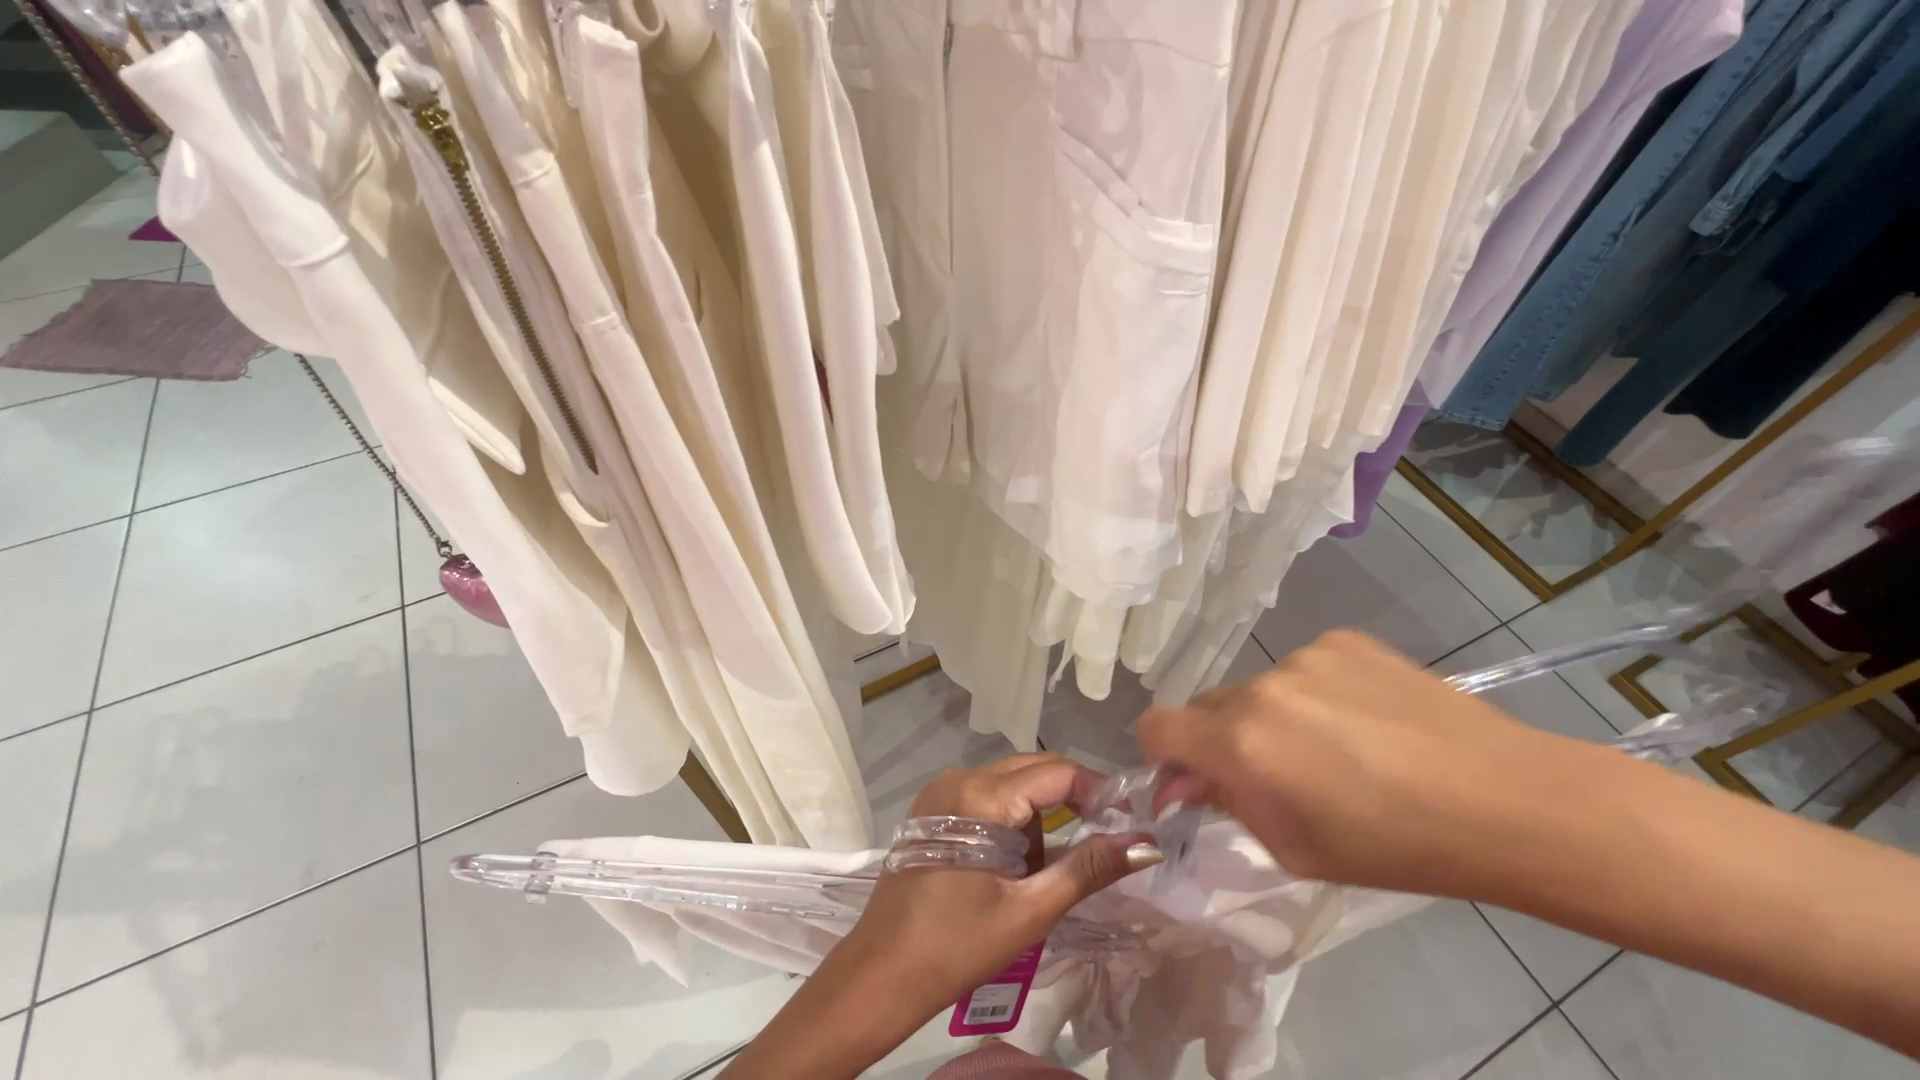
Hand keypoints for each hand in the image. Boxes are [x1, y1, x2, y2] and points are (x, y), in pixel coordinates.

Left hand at [836, 754, 1162, 1006]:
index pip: (1057, 772)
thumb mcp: (1030, 911)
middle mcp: (958, 779)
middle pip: (1033, 769)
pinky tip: (1008, 865)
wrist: (882, 973)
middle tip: (1097, 845)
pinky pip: (986, 797)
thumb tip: (1145, 843)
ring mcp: (940, 791)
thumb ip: (1088, 869)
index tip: (1125, 824)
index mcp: (980, 797)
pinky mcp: (931, 809)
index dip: (1098, 792)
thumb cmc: (956, 946)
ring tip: (1034, 874)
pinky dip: (1009, 820)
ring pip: (1011, 783)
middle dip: (1070, 801)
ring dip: (1037, 816)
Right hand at [1139, 630, 1607, 897]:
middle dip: (1221, 741)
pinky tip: (1365, 723)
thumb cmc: (1392, 847)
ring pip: (1259, 689)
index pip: (1155, 726)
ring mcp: (1306, 656)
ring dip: (1271, 717)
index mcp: (1241, 745)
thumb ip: (1229, 804)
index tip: (1195, 781)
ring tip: (1336, 751)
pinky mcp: (1346, 640)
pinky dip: (1314, 694)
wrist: (1504, 800)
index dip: (1164, 756)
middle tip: (1273, 776)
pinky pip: (1304, 669)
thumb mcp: (1293, 849)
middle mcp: (1261, 688)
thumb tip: (1191, 780)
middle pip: (1206, 707)